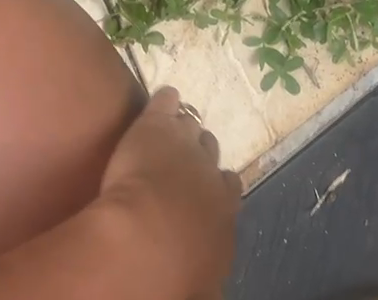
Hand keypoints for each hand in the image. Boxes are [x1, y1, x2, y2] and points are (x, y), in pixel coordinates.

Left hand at [97, 88, 241, 298]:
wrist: (147, 239)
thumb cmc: (174, 272)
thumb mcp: (202, 281)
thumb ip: (209, 275)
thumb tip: (210, 289)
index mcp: (223, 211)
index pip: (230, 186)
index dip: (217, 184)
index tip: (204, 187)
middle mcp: (209, 174)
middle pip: (211, 151)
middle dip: (200, 152)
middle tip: (183, 156)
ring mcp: (185, 145)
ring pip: (190, 126)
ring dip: (182, 127)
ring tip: (171, 127)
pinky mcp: (156, 124)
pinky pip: (168, 100)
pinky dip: (167, 98)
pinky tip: (164, 97)